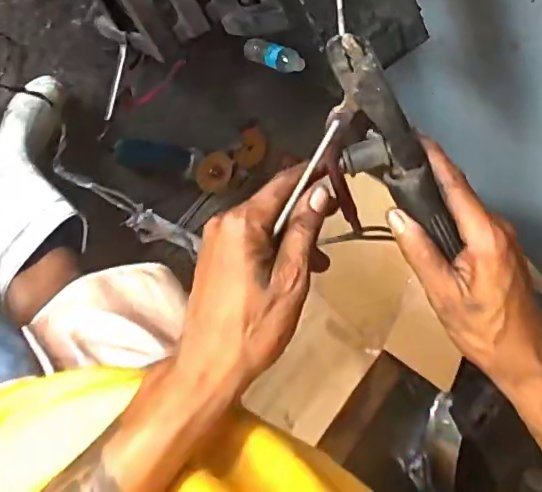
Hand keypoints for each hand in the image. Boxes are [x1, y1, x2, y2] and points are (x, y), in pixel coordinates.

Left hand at [174, 164, 337, 399]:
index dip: (312, 175)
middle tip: (336, 218)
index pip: (283, 183)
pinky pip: (250, 238)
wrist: (205, 369)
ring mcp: (215, 238)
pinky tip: (293, 268)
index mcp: (242, 222)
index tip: (336, 172)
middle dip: (305, 209)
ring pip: (263, 222)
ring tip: (319, 260)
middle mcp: (225, 221)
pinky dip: (274, 245)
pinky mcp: (213, 255)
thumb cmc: (253, 329)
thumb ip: (304, 230)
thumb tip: (320, 191)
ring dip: (292, 233)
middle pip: (273, 202)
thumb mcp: (290, 280)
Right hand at [388, 139, 541, 392]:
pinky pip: (473, 219)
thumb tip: (395, 214)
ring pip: (467, 206)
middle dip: (432, 173)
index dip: (435, 157)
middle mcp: (498, 225)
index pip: (456, 184)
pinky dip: (452, 213)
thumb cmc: (485, 331)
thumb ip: (419, 251)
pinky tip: (432, 218)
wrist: (529, 361)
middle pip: (461, 191)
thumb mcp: (444, 295)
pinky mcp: (504, 245)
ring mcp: (505, 235)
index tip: (415, 135)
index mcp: (485, 233)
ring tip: (408, 187)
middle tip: (400, 162)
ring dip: (441, 195)